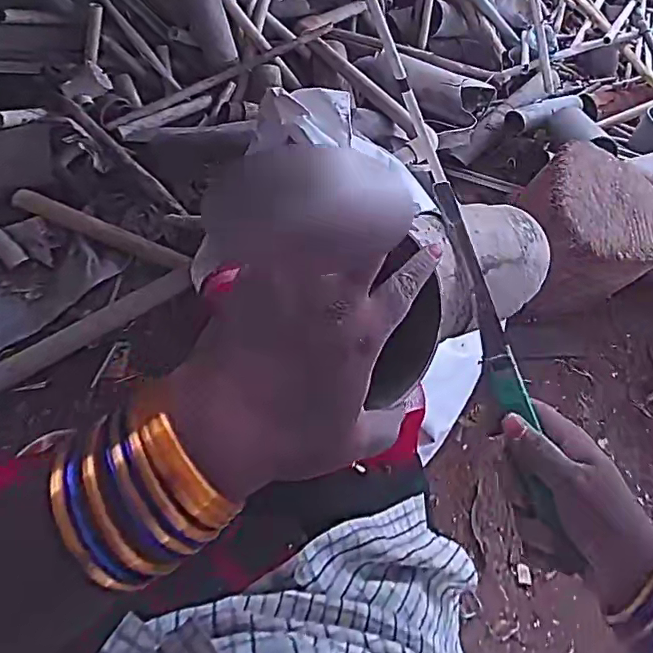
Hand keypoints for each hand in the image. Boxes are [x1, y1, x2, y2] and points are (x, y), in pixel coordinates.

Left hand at [163, 240, 442, 500]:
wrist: (224, 421)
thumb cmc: (289, 435)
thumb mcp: (350, 441)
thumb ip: (387, 425)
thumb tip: (405, 413)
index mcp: (365, 332)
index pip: (405, 287)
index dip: (421, 266)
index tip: (428, 250)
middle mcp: (336, 298)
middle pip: (369, 243)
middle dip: (381, 225)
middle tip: (382, 216)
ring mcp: (295, 280)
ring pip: (325, 233)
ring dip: (337, 221)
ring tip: (341, 211)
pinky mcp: (257, 274)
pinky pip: (280, 239)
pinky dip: (290, 229)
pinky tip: (291, 221)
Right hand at [501, 401, 652, 611]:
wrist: (636, 582)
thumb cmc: (608, 522)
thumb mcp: (571, 482)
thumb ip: (537, 450)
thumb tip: (509, 417)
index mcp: (569, 443)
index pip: (530, 411)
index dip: (507, 416)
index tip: (489, 435)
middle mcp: (559, 465)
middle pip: (515, 459)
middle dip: (517, 486)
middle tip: (531, 498)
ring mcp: (556, 496)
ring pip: (519, 497)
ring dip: (532, 521)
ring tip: (556, 533)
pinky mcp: (553, 525)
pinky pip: (528, 527)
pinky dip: (541, 542)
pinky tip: (561, 551)